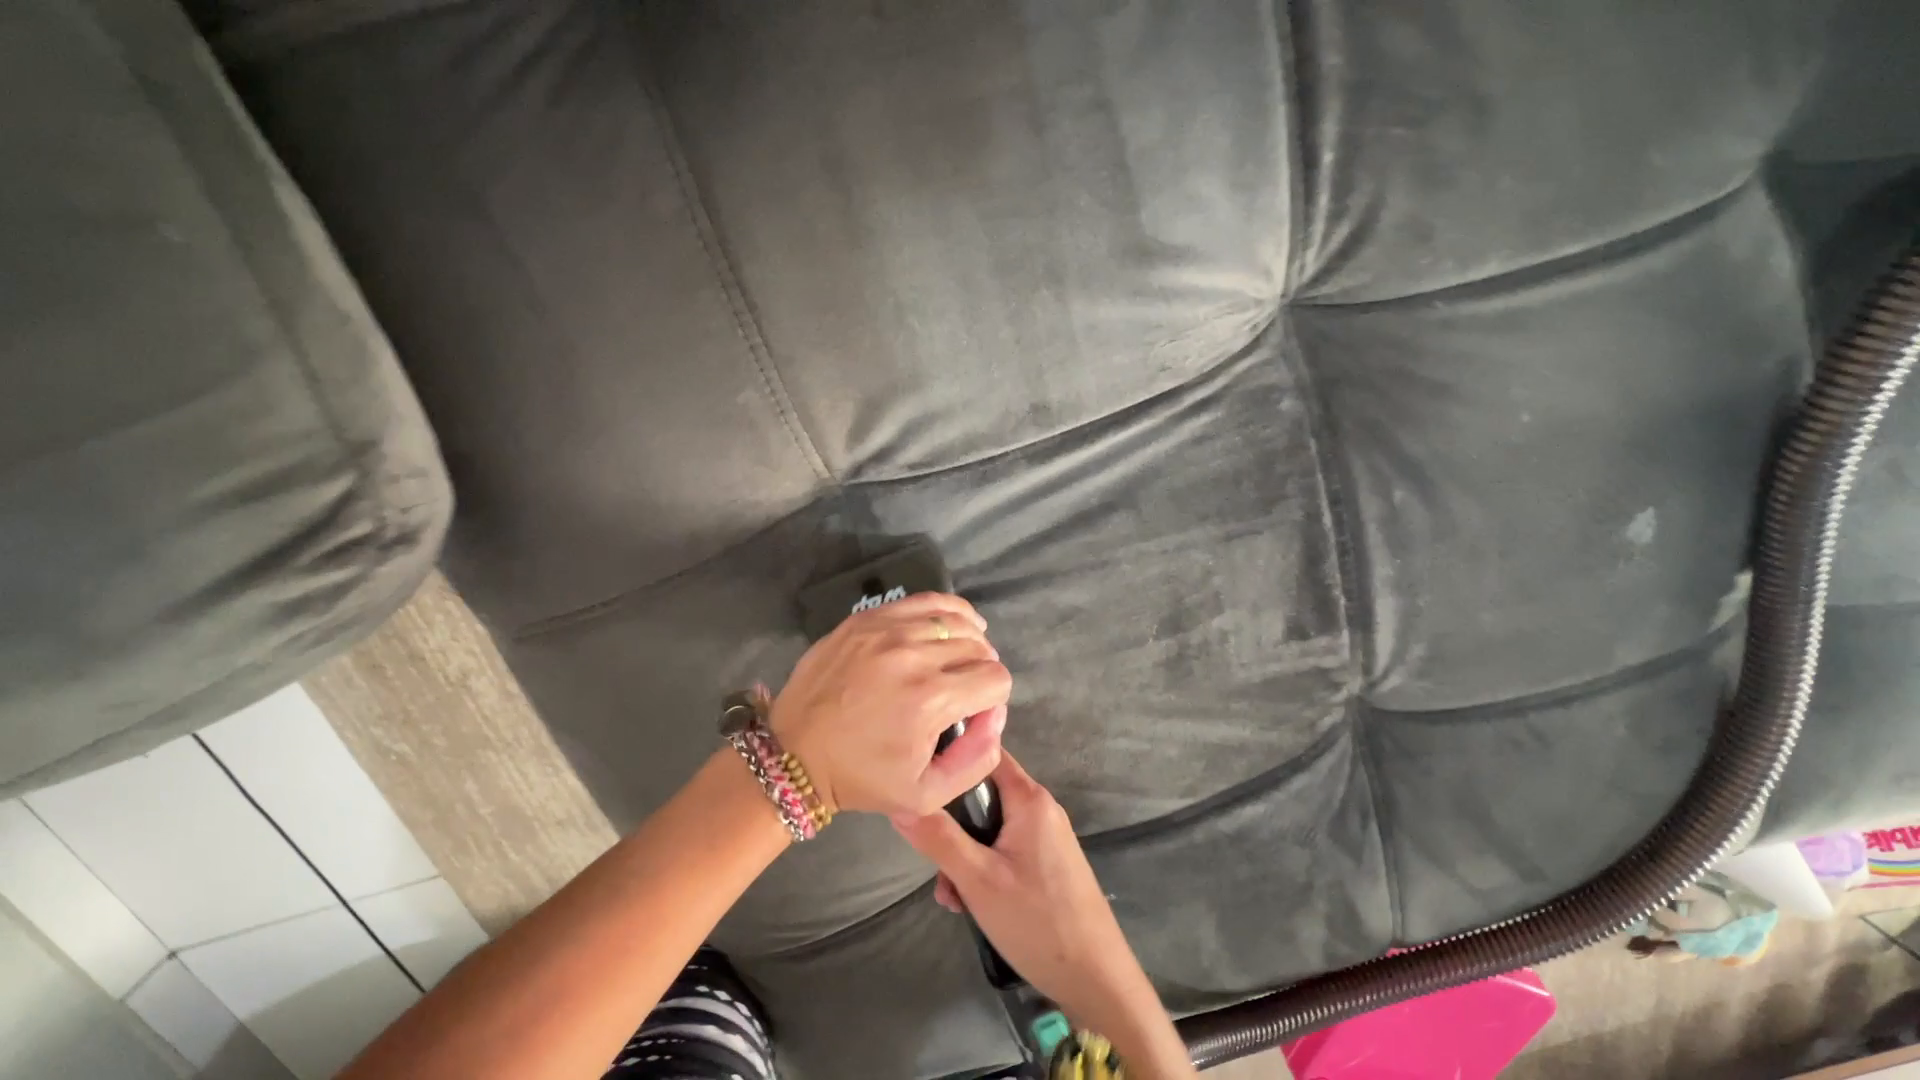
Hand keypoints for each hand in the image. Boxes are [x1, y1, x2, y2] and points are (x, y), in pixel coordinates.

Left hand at [770, 592, 1009, 817]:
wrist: (794, 753)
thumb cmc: (861, 777)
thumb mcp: (926, 794)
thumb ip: (977, 759)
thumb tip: (996, 716)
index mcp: (930, 701)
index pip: (996, 679)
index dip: (994, 700)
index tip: (973, 713)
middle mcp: (914, 657)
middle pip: (979, 649)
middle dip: (981, 671)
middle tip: (963, 691)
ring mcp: (888, 631)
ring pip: (956, 621)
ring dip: (968, 640)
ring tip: (959, 659)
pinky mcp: (867, 619)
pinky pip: (924, 601)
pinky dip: (947, 611)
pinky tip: (951, 624)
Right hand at [891, 755, 1186, 1076]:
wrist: (1096, 979)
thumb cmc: (1037, 922)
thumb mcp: (978, 880)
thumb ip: (938, 838)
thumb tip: (900, 801)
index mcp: (1030, 799)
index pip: (985, 753)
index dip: (951, 757)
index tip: (918, 775)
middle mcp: (1040, 810)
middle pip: (982, 797)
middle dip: (952, 827)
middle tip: (934, 861)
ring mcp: (1044, 839)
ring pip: (988, 831)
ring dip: (963, 859)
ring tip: (953, 897)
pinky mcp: (1045, 866)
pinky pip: (1003, 853)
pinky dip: (982, 873)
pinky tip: (970, 906)